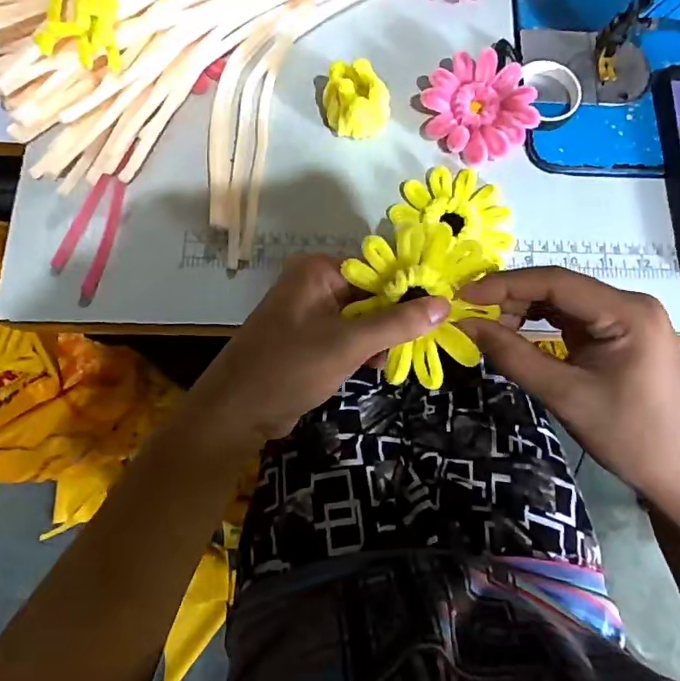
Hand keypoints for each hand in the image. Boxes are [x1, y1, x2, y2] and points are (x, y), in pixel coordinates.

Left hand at [187, 253, 446, 448]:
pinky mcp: (308, 338)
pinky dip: (364, 347)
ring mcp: (309, 311)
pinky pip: (346, 334)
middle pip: (371, 292)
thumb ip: (397, 323)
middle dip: (397, 315)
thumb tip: (443, 303)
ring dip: (383, 335)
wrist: (236, 413)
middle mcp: (313, 283)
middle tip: (432, 334)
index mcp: (318, 270)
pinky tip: (381, 364)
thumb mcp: (349, 344)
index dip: (410, 287)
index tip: (442, 306)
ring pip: (361, 316)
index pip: (377, 268)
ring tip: (408, 354)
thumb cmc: (291, 368)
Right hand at [460, 267, 679, 511]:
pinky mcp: (622, 336)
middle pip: (560, 288)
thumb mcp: (565, 395)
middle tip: (469, 315)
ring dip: (525, 312)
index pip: (556, 281)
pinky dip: (543, 327)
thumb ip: (513, 356)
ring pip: (564, 304)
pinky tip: (516, 335)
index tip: (464, 295)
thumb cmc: (629, 437)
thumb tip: (466, 325)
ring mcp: (628, 319)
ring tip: (487, 328)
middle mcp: (631, 304)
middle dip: (512, 299)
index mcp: (627, 310)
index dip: (505, 285)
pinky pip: (575, 322)